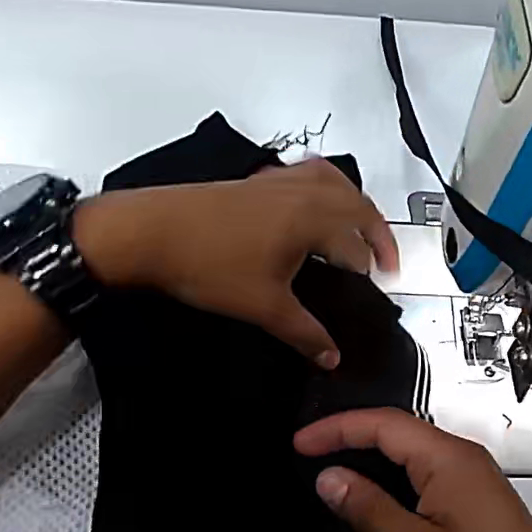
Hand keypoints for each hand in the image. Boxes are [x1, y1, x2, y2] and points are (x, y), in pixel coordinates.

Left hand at [74, 159, 397, 367]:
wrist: (148, 233)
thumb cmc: (205, 262)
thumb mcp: (264, 307)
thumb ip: (304, 334)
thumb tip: (330, 356)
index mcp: (312, 218)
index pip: (359, 242)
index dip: (375, 264)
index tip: (382, 282)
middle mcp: (300, 192)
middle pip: (357, 202)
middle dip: (377, 229)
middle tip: (383, 256)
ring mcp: (275, 181)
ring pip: (331, 180)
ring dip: (352, 201)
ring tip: (356, 224)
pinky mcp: (253, 181)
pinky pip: (302, 174)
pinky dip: (320, 187)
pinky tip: (307, 205)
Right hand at [293, 409, 531, 531]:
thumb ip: (368, 508)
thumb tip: (332, 477)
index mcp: (453, 460)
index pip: (385, 423)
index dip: (337, 428)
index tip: (300, 443)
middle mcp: (469, 466)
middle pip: (401, 438)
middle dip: (353, 445)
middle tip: (311, 461)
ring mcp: (478, 493)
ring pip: (415, 469)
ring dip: (375, 477)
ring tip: (336, 494)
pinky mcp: (481, 519)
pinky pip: (430, 493)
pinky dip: (398, 501)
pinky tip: (376, 526)